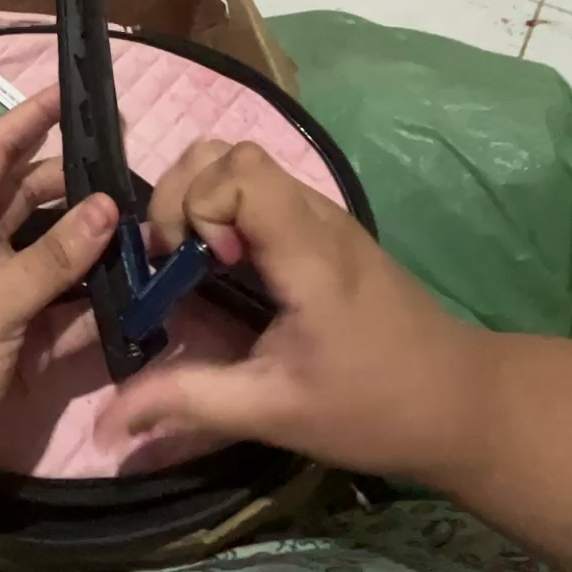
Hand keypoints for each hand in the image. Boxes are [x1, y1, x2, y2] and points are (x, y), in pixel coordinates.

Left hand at [0, 85, 117, 528]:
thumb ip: (51, 257)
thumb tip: (108, 204)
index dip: (26, 120)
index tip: (68, 93)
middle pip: (32, 202)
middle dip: (76, 186)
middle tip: (135, 176)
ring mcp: (3, 301)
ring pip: (57, 257)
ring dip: (95, 247)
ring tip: (149, 232)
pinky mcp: (24, 347)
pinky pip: (68, 314)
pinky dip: (98, 305)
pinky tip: (139, 295)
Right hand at [100, 141, 490, 478]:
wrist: (462, 402)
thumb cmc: (374, 406)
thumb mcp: (275, 411)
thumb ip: (189, 401)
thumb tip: (109, 419)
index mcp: (309, 250)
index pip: (241, 170)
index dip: (203, 205)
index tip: (210, 264)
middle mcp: (313, 213)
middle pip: (228, 152)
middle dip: (185, 194)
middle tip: (183, 256)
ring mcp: (319, 213)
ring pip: (238, 158)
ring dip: (198, 195)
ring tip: (198, 254)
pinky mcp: (318, 223)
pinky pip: (254, 183)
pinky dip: (219, 204)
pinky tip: (224, 259)